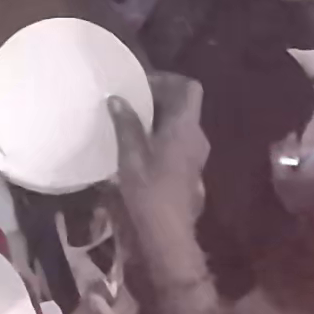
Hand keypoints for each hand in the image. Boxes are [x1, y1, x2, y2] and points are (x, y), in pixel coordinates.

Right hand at [109, 74, 211, 284]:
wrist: (169, 234)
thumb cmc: (149, 192)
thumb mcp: (131, 156)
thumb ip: (126, 124)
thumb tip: (116, 98)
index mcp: (184, 128)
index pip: (189, 88)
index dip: (168, 79)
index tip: (140, 83)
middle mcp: (196, 135)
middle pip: (184, 103)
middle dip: (157, 95)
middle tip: (126, 97)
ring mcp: (195, 152)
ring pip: (180, 120)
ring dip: (157, 113)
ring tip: (127, 116)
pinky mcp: (189, 165)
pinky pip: (177, 135)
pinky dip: (159, 129)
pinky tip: (135, 139)